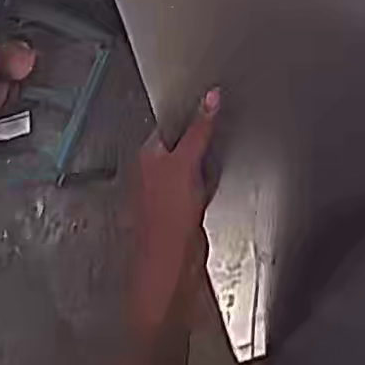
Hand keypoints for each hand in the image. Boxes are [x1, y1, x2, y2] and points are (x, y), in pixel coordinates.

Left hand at [125, 88, 219, 331]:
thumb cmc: (167, 218)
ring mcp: (167, 191)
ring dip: (205, 161)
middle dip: (199, 138)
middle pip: (181, 143)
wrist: (172, 266)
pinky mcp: (182, 208)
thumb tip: (210, 98)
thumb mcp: (187, 162)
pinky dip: (208, 181)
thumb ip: (200, 129)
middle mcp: (153, 172)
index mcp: (146, 155)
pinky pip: (199, 184)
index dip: (189, 112)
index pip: (170, 123)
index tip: (209, 103)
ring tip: (215, 157)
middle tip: (217, 128)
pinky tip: (214, 183)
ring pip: (192, 165)